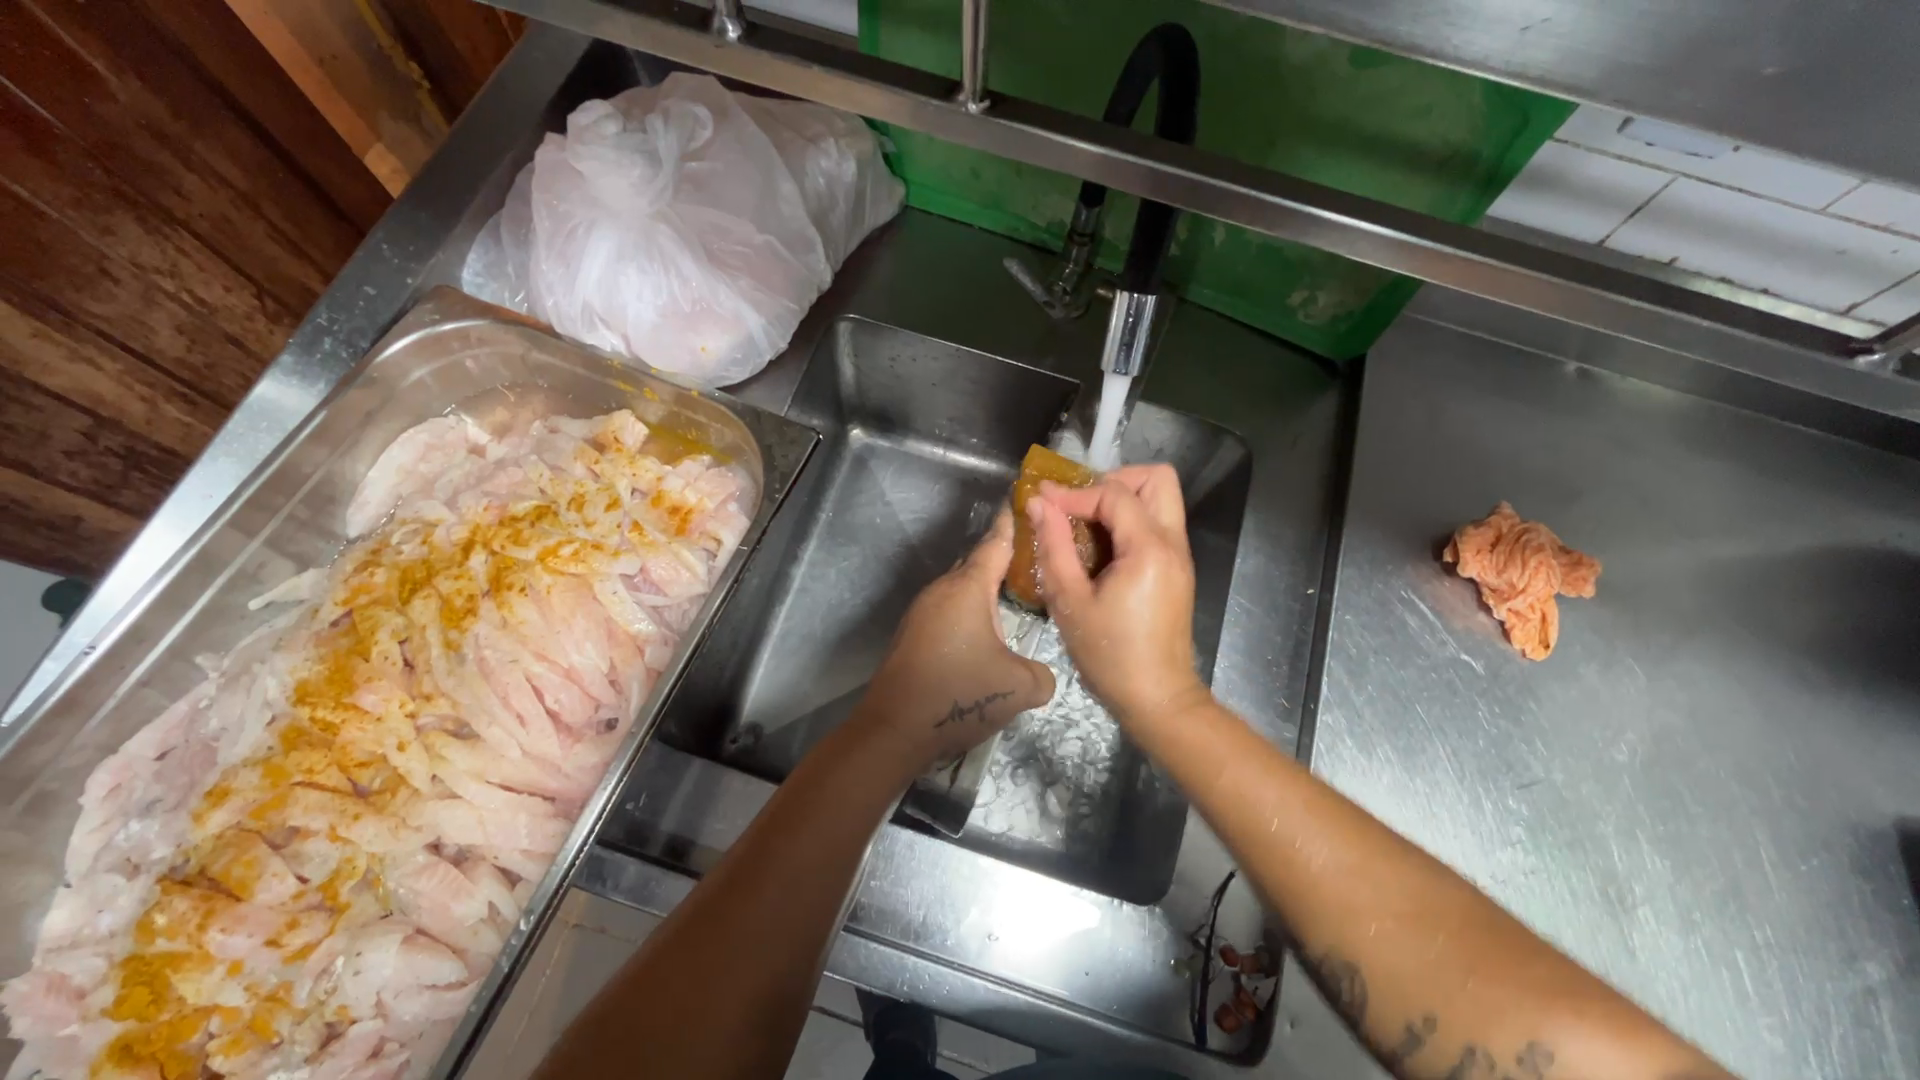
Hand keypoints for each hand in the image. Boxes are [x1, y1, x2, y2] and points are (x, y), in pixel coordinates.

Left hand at [857, 508, 1056, 767]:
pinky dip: (970, 616)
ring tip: (1017, 601)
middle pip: (978, 566)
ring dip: (987, 595)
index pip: (996, 543)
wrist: (894, 730)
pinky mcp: (912, 637)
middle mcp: (941, 591)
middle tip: (1037, 562)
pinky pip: (949, 613)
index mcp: (968, 588)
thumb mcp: (1019, 687)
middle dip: (1005, 562)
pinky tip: (986, 637)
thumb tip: (1041, 674)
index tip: (1027, 500)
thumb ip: (1043, 674)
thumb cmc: (958, 695)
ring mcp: (921, 613)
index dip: (1013, 523)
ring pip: (962, 593)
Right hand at [1029, 464, 1211, 730]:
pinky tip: (1097, 547)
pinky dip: (1128, 521)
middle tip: (1080, 504)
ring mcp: (1179, 556)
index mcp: (1149, 549)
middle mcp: (1173, 543)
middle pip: (1157, 478)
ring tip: (1085, 522)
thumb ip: (1053, 546)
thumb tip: (1038, 504)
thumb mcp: (1070, 601)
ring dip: (1122, 499)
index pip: (1115, 493)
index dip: (1075, 492)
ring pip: (1161, 499)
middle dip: (1114, 480)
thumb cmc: (1110, 656)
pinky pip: (1156, 524)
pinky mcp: (1176, 571)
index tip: (1042, 500)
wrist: (1157, 698)